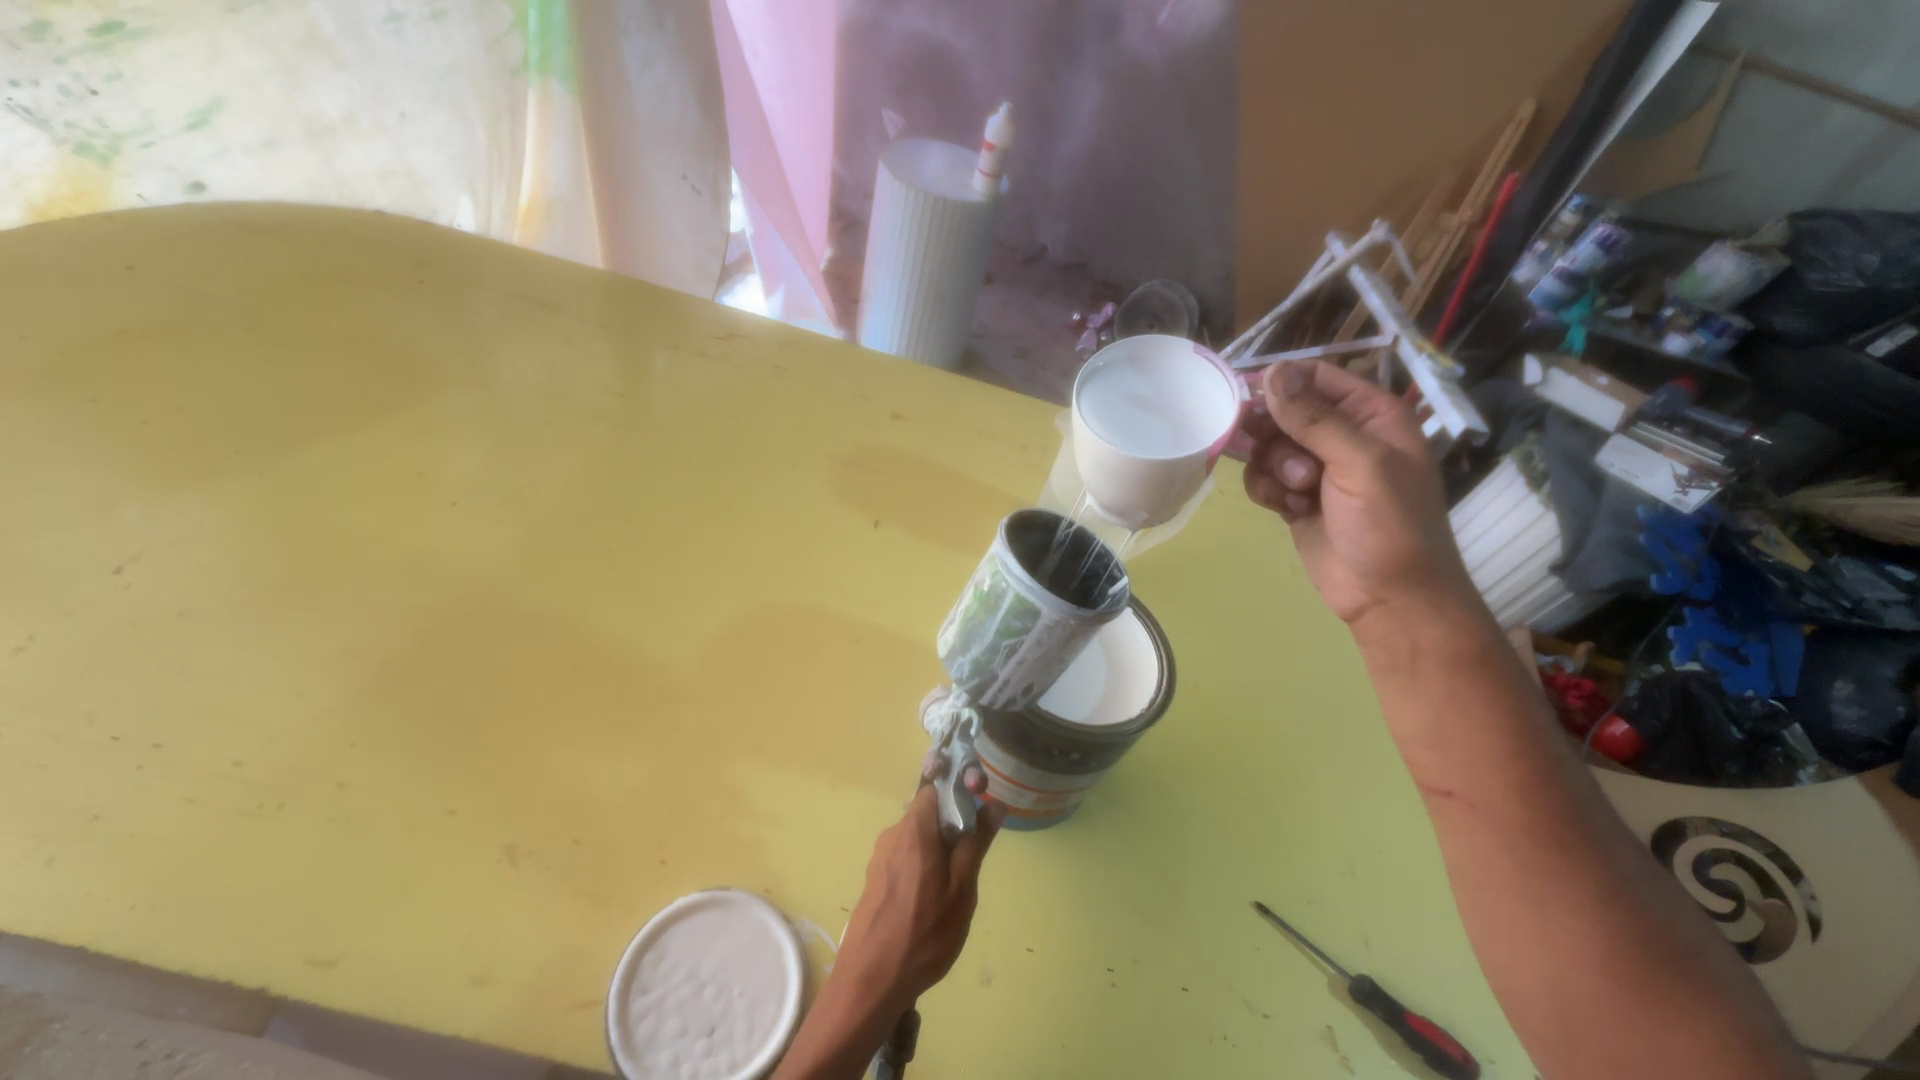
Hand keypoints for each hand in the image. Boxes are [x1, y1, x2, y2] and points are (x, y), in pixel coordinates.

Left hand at [835, 773, 1003, 1010]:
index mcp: (915, 830)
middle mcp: (893, 835)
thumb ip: (976, 843)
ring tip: (957, 887)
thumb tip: (993, 803)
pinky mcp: (875, 880)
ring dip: (941, 850)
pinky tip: (933, 900)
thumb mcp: (962, 889)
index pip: (936, 786)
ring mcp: (880, 858)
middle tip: (975, 856)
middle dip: (955, 825)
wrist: (870, 981)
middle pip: (928, 812)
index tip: (980, 801)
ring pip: (918, 838)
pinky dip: (925, 867)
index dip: (959, 787)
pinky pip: (906, 858)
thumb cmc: (923, 934)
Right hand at [1240, 361, 1476, 627]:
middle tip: (1286, 460)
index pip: (1316, 377)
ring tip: (1299, 493)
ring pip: (1268, 446)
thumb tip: (1273, 372)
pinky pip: (1264, 478)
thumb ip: (1314, 418)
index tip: (1247, 398)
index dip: (1281, 383)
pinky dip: (1269, 491)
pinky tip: (1289, 510)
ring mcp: (1317, 469)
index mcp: (1371, 415)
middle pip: (1284, 411)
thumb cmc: (1390, 525)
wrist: (1389, 597)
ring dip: (1274, 468)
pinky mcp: (1295, 499)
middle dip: (1275, 435)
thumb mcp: (1359, 463)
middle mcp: (1343, 435)